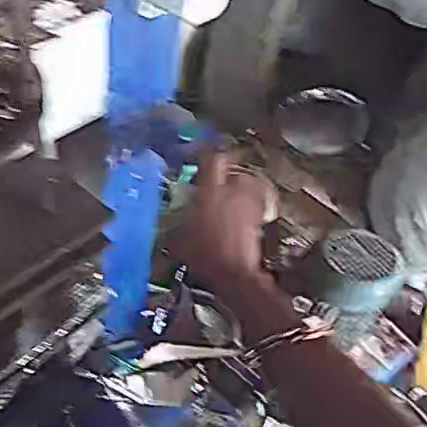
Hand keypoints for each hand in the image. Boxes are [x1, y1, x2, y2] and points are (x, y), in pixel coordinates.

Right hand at [179, 151, 271, 289]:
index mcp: (210, 191)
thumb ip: (174, 226)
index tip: (198, 152)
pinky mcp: (259, 217)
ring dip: (236, 186)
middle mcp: (233, 191)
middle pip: (231, 167)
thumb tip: (166, 225)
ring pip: (245, 183)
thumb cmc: (205, 257)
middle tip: (211, 180)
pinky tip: (235, 216)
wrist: (235, 276)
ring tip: (225, 198)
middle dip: (222, 171)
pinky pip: (252, 202)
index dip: (205, 150)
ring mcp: (249, 203)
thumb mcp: (179, 241)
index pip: (211, 157)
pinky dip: (245, 204)